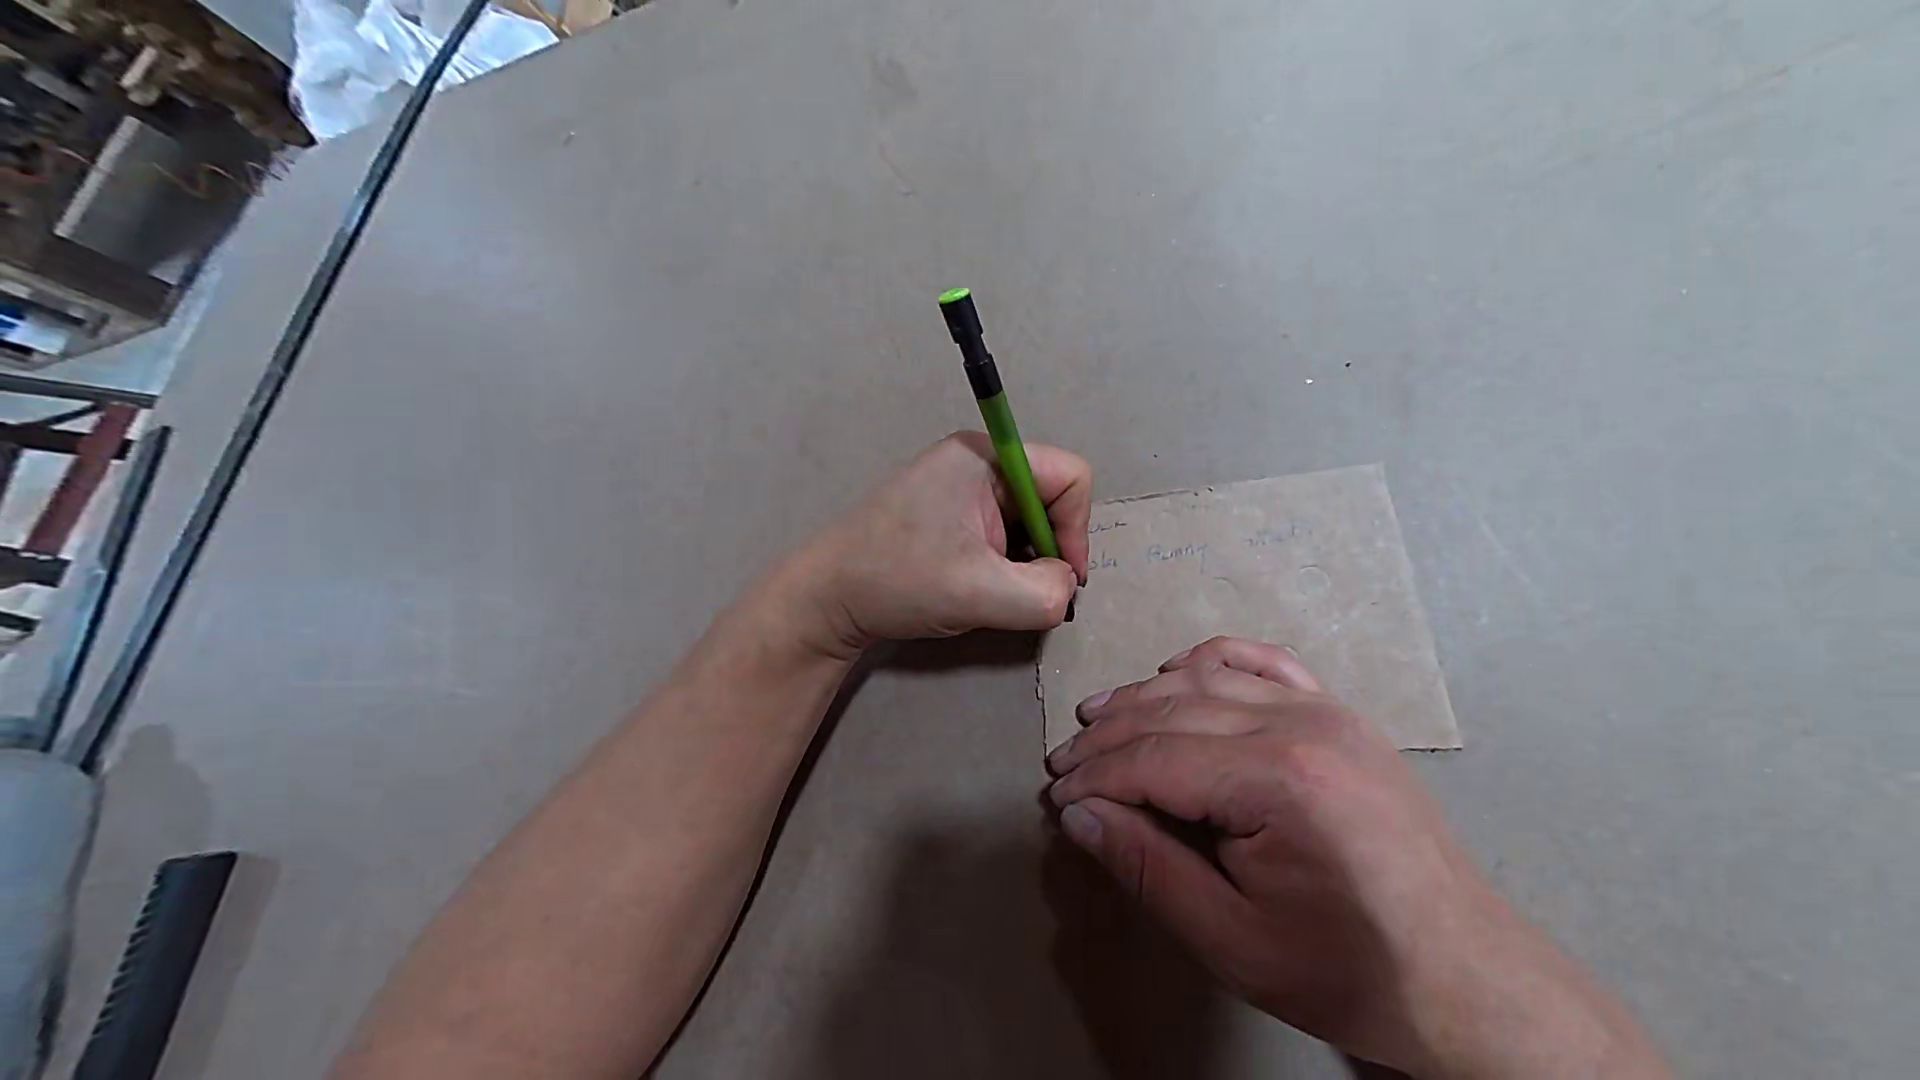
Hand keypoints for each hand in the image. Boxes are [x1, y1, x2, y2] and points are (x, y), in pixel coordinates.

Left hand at [784, 432, 1091, 658]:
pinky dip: (1004, 564)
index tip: (1063, 578)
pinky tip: (978, 588)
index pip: (1070, 476)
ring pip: (1026, 519)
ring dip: (1025, 562)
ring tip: (996, 594)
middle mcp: (974, 461)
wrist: (826, 599)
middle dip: (1049, 549)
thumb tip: (1065, 584)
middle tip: (1028, 593)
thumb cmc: (897, 582)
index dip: (1077, 529)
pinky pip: (1000, 532)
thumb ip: (1046, 592)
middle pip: (1049, 497)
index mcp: (983, 456)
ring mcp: (958, 486)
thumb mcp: (982, 593)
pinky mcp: (946, 512)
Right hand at [1045, 637, 1669, 1079]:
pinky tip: (1173, 673)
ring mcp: (1325, 708)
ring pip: (1205, 677)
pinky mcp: (1338, 711)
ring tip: (1096, 719)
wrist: (1469, 977)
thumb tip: (1079, 813)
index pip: (1153, 759)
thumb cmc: (1348, 970)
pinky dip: (1207, 661)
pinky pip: (1259, 661)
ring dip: (1142, 696)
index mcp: (1279, 782)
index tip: (1056, 796)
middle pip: (1171, 711)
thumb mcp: (1233, 941)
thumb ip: (1148, 867)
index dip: (1095, 777)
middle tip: (1064, 764)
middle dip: (1106, 738)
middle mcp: (1301, 724)